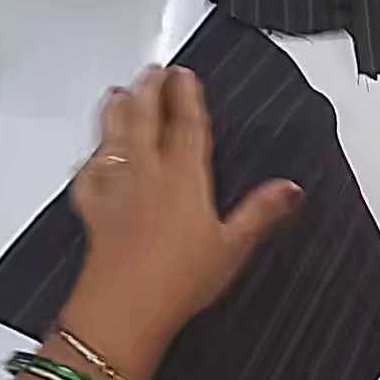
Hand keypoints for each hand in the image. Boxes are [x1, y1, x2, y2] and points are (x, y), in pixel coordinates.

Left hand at [60, 66, 303, 371]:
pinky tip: (91, 156)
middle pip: (145, 120)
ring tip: (119, 92)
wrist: (125, 309)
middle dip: (149, 90)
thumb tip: (290, 188)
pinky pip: (89, 173)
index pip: (186, 125)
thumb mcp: (234, 246)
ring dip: (117, 110)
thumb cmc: (178, 280)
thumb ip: (261, 211)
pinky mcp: (95, 211)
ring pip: (114, 137)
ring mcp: (116, 190)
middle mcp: (146, 176)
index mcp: (183, 179)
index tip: (184, 74)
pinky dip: (91, 158)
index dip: (186, 96)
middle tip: (152, 70)